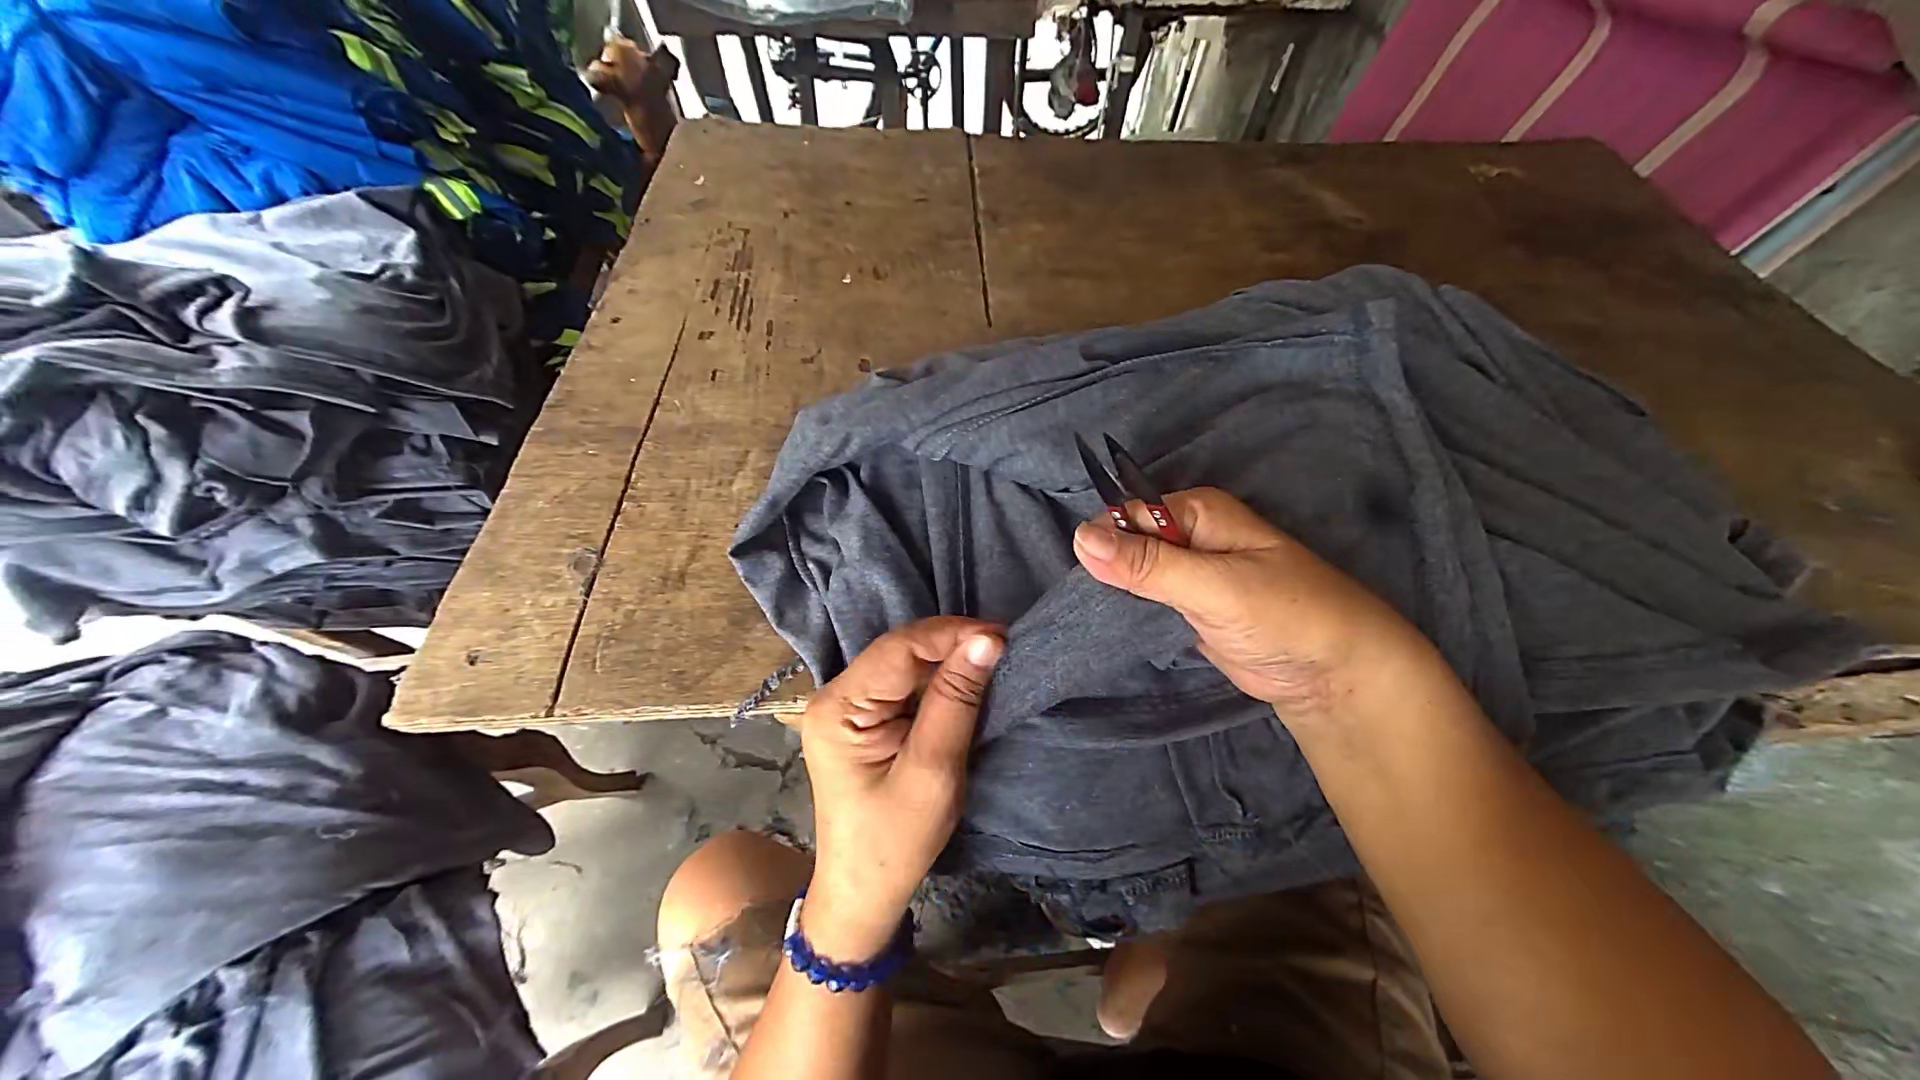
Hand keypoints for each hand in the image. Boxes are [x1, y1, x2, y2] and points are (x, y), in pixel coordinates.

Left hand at [797, 617, 1004, 959]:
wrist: (864, 891)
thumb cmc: (895, 842)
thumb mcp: (933, 772)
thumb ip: (956, 701)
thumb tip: (986, 640)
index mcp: (839, 708)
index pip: (898, 648)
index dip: (950, 634)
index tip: (1002, 637)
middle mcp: (836, 695)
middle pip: (900, 650)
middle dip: (952, 645)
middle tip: (1006, 648)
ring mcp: (848, 705)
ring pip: (906, 663)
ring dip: (949, 661)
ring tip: (994, 660)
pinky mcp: (865, 717)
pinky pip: (905, 684)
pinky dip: (939, 681)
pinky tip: (968, 681)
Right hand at [1072, 487, 1438, 722]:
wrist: (1335, 674)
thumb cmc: (1286, 615)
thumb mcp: (1213, 586)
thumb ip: (1148, 564)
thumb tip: (1079, 537)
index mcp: (1198, 511)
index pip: (1128, 514)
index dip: (1104, 540)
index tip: (1088, 576)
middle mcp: (1189, 535)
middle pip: (1126, 542)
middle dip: (1107, 567)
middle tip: (1091, 602)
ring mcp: (1188, 573)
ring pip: (1132, 573)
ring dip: (1116, 591)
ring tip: (1094, 616)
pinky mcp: (1188, 606)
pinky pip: (1145, 599)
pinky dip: (1129, 610)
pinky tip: (1110, 625)